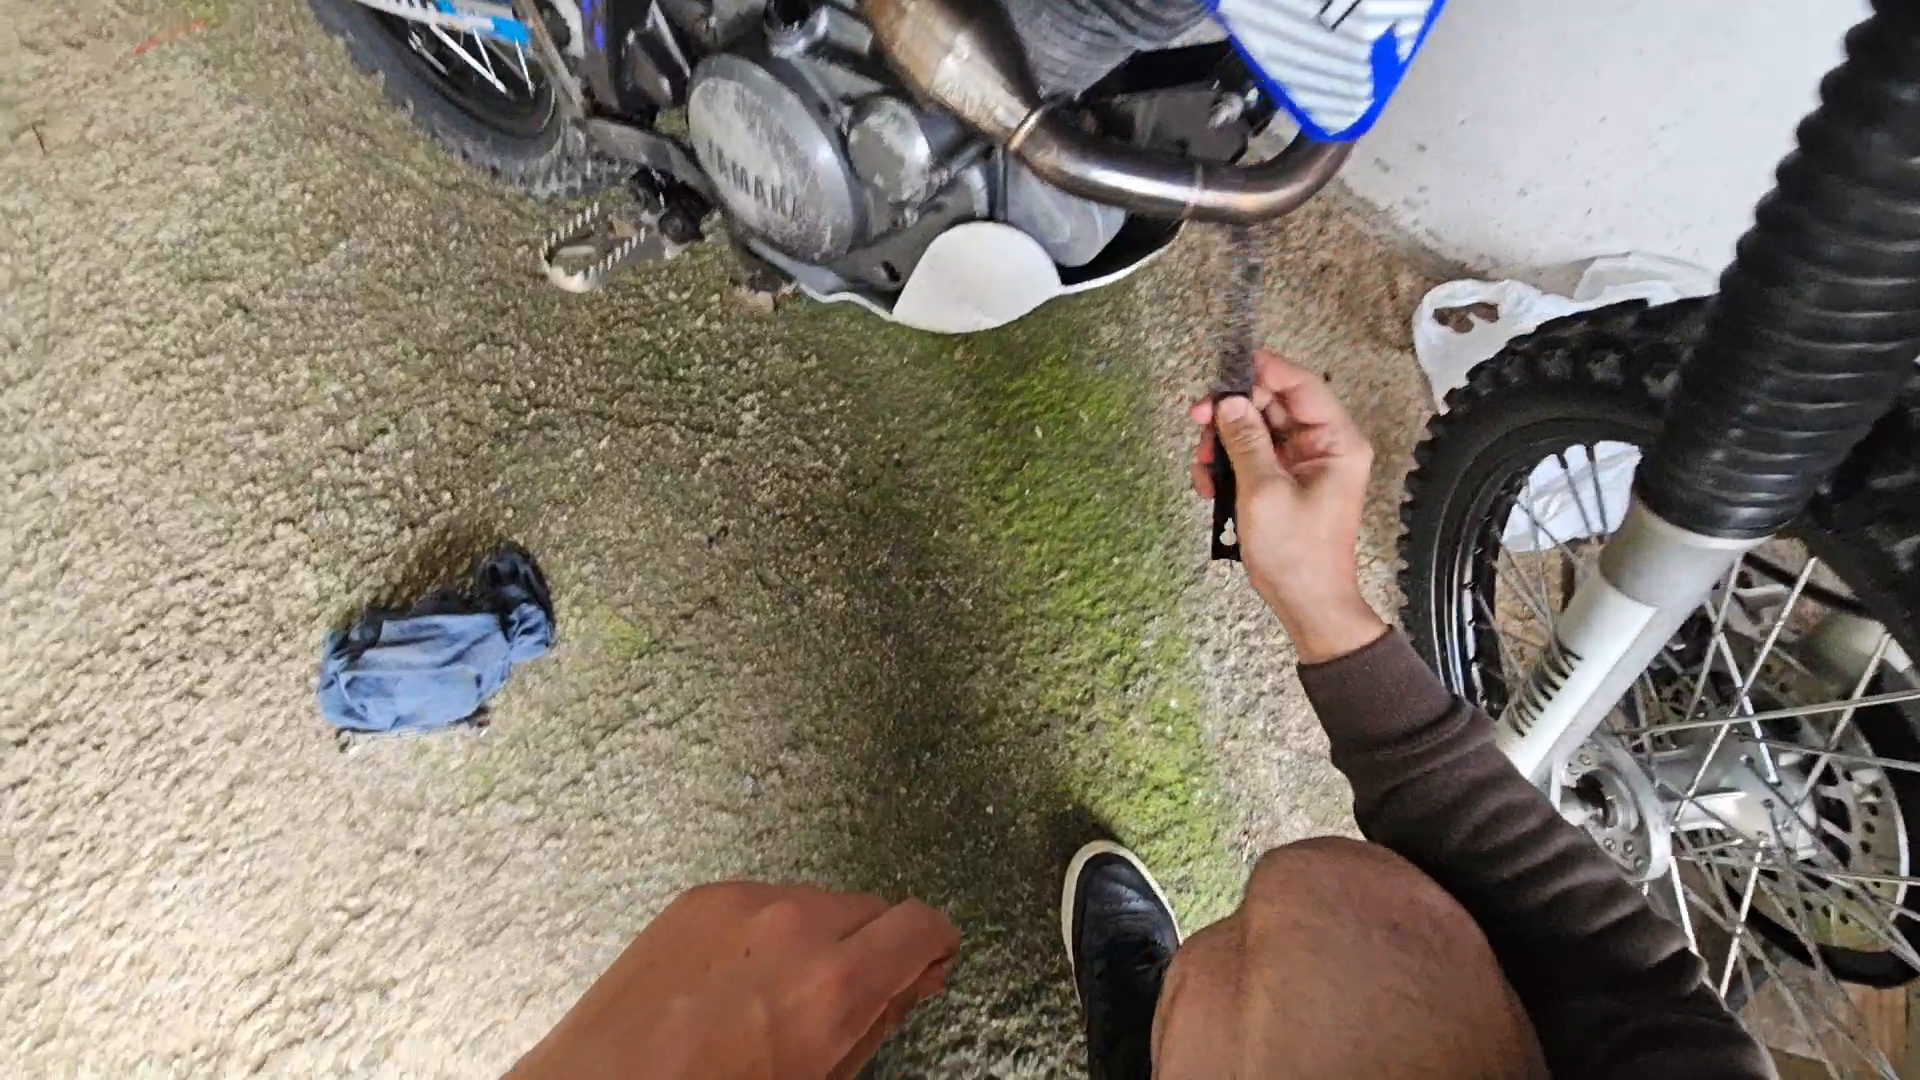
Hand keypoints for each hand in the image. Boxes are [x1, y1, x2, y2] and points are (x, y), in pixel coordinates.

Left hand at [509, 883, 958, 1079]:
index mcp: (829, 984)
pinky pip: (766, 898)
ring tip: (773, 993)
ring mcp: (745, 899)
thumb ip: (876, 1022)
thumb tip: (916, 977)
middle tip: (841, 999)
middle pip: (872, 909)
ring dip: (818, 937)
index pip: (920, 924)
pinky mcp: (704, 893)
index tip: (928, 963)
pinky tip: (732, 978)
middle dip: (871, 948)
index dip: (934, 944)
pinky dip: (769, 929)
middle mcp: (794, 922)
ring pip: (819, 901)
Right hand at [1191, 352, 1388, 663]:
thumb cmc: (1295, 551)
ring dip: (1222, 445)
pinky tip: (1210, 488)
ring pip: (1254, 432)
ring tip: (1202, 471)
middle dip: (1230, 415)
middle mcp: (1322, 447)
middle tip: (1197, 422)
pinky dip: (1226, 468)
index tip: (1225, 366)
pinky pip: (1250, 459)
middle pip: (1271, 407)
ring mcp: (1301, 465)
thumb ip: (1245, 440)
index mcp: (1335, 442)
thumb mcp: (1263, 491)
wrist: (1306, 601)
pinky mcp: (1282, 483)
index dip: (1263, 370)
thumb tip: (1227, 402)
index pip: (1301, 386)